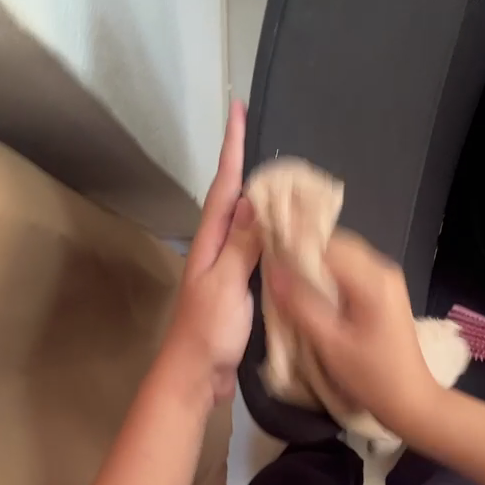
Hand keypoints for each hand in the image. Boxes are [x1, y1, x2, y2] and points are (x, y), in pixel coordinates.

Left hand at [159, 100, 260, 404]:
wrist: (197, 375)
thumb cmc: (207, 331)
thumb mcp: (225, 284)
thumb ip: (241, 245)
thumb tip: (253, 199)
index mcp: (210, 244)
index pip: (224, 187)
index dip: (231, 149)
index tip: (236, 109)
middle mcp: (217, 251)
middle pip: (235, 202)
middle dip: (249, 170)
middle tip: (270, 143)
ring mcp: (227, 272)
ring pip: (248, 228)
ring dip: (263, 204)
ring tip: (286, 185)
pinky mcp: (239, 293)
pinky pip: (257, 256)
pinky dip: (271, 240)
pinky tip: (286, 240)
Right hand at [265, 231, 441, 431]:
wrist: (410, 400)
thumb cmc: (372, 377)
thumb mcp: (331, 345)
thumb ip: (301, 306)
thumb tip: (273, 272)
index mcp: (373, 280)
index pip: (327, 245)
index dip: (295, 245)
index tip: (268, 254)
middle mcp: (383, 270)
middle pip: (336, 245)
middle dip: (304, 253)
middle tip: (274, 268)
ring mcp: (387, 280)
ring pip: (343, 257)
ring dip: (315, 265)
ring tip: (288, 281)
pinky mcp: (385, 292)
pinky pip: (351, 271)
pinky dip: (329, 276)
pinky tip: (312, 293)